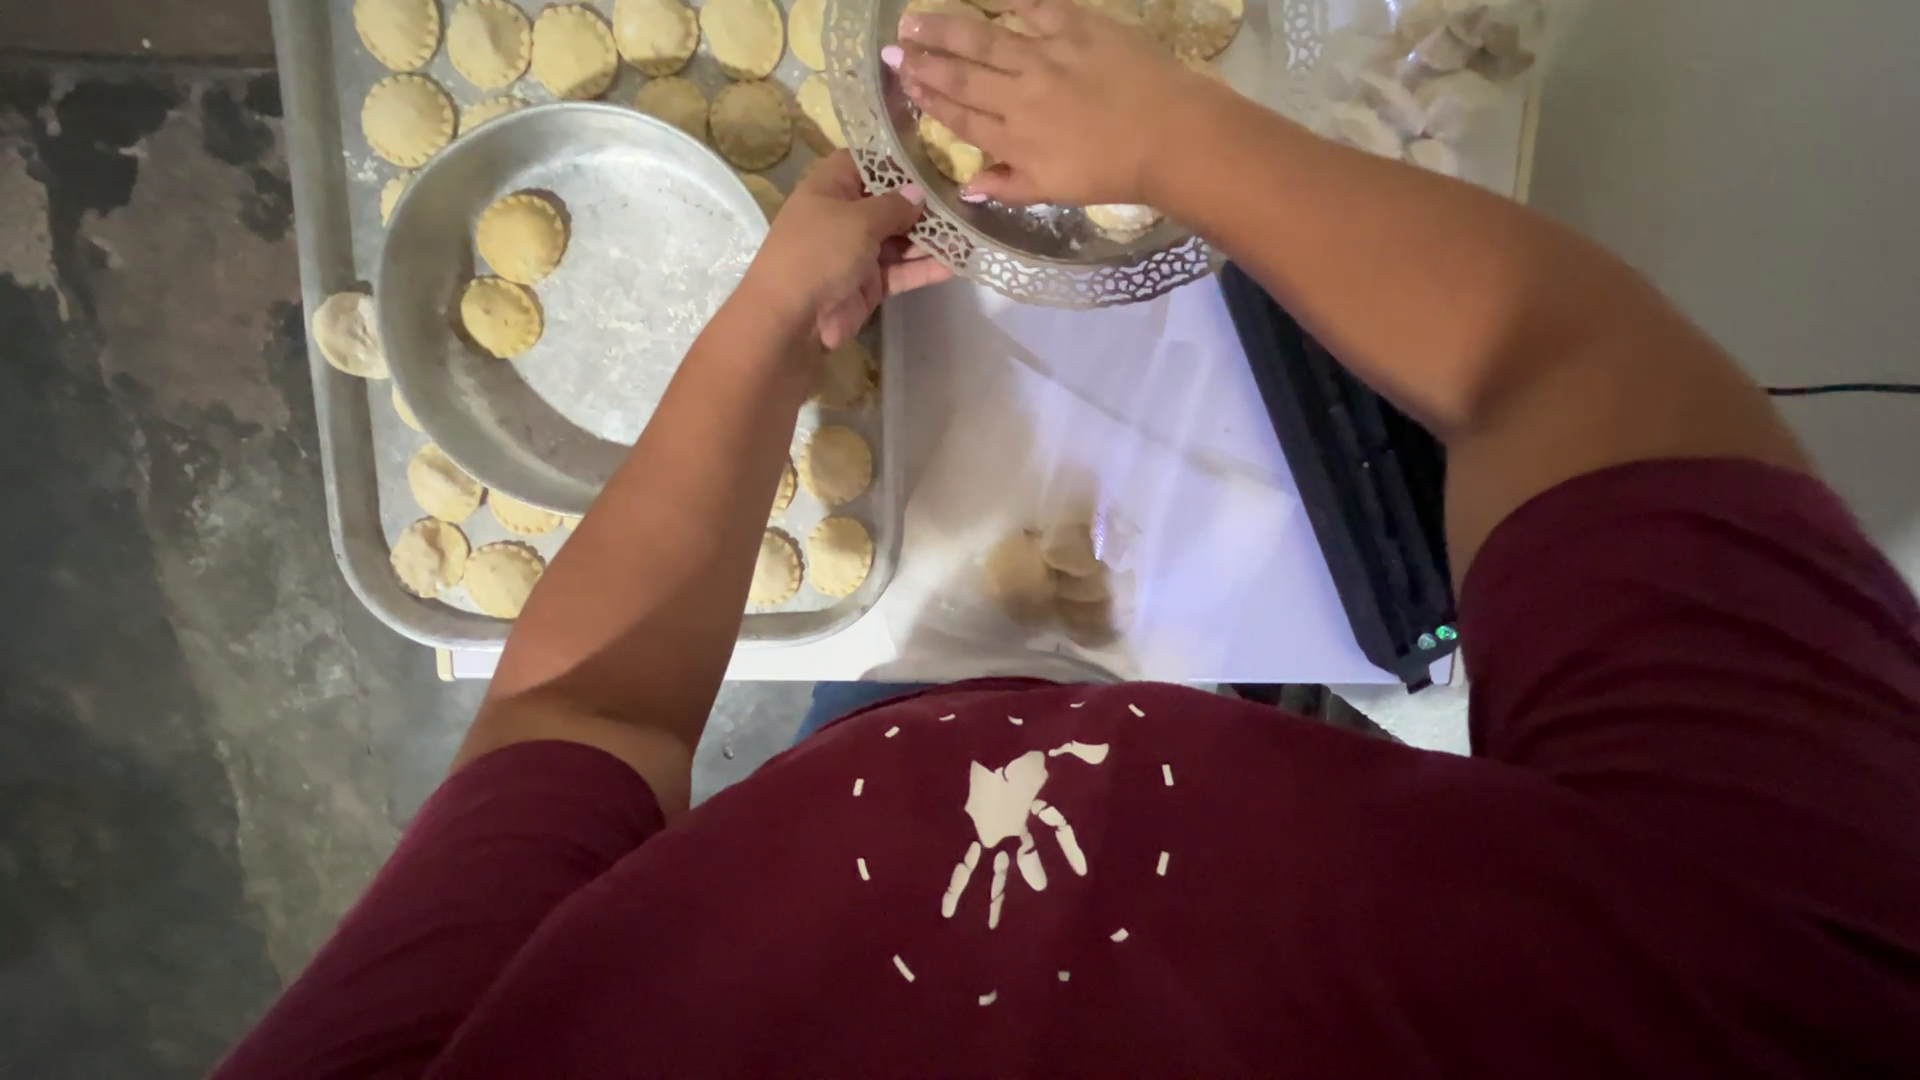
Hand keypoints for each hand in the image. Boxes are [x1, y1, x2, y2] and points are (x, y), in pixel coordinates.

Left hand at [738, 151, 952, 349]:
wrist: (791, 319)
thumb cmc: (818, 253)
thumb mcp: (858, 220)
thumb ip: (893, 206)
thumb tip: (918, 194)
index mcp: (831, 187)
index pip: (867, 162)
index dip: (897, 161)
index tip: (935, 161)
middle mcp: (844, 216)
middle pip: (889, 203)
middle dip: (923, 204)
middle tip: (962, 199)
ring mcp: (856, 253)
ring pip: (899, 240)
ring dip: (931, 239)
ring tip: (968, 232)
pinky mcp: (868, 285)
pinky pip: (901, 271)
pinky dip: (924, 268)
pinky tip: (956, 264)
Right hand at [893, 0, 1220, 204]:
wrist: (1166, 138)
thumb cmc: (1111, 173)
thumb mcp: (1054, 191)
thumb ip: (1009, 186)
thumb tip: (968, 188)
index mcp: (1015, 141)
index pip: (961, 117)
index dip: (929, 100)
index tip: (905, 84)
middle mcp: (1020, 97)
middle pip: (963, 77)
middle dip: (924, 62)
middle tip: (893, 48)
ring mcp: (1046, 58)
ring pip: (985, 41)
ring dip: (945, 29)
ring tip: (913, 17)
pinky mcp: (1076, 26)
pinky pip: (1034, 3)